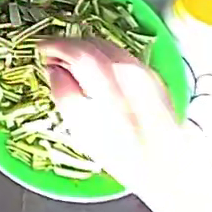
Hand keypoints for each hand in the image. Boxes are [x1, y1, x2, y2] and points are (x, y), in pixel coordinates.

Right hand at [40, 38, 195, 193]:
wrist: (171, 168)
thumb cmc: (124, 156)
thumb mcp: (83, 131)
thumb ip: (65, 94)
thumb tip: (54, 70)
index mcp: (110, 84)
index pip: (79, 51)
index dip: (55, 46)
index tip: (40, 48)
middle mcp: (130, 70)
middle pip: (92, 44)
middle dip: (68, 46)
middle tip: (51, 57)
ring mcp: (144, 71)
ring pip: (107, 46)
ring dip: (85, 49)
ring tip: (70, 64)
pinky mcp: (153, 75)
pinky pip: (120, 55)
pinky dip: (102, 56)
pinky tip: (94, 72)